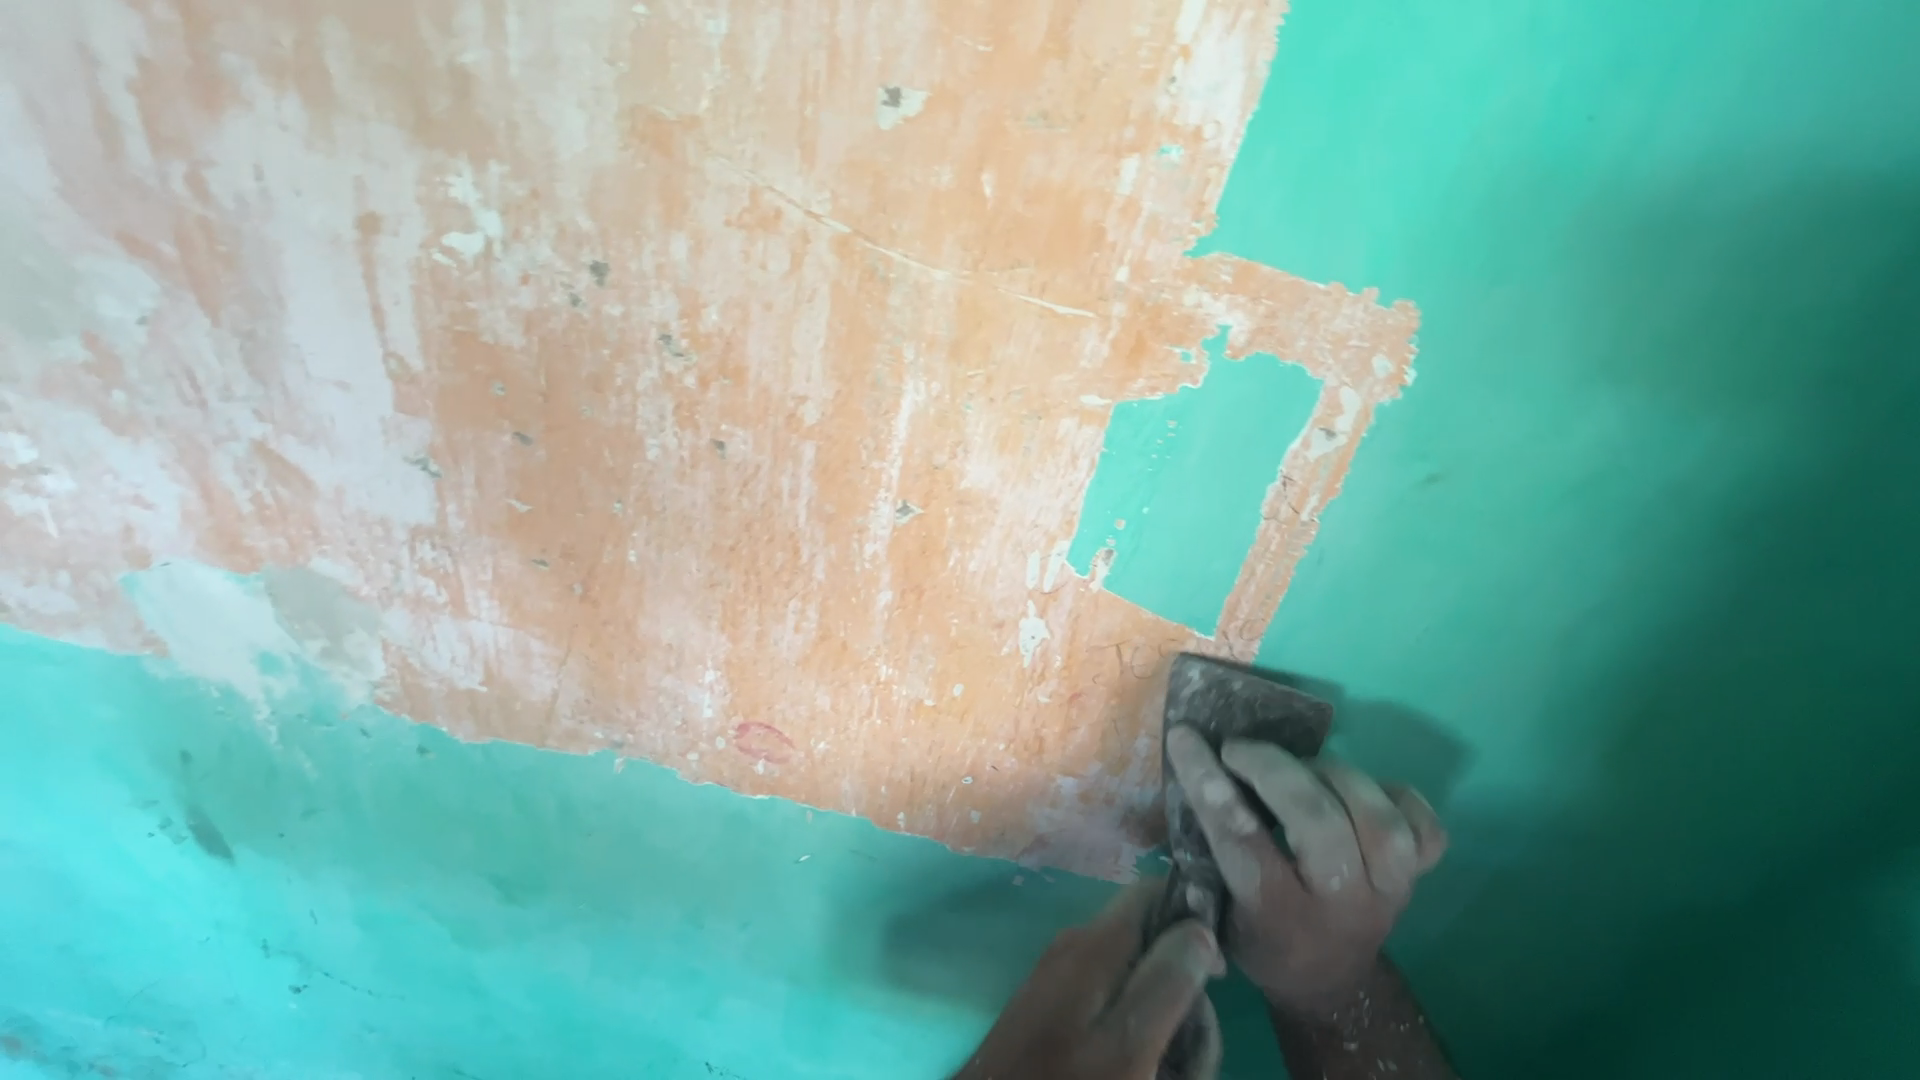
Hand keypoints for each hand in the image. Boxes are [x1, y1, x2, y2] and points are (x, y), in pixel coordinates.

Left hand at [952, 878, 1225, 1079]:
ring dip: (1165, 1028)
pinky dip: (1136, 1037)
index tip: (1218, 974)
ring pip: (1139, 982)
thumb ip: (1166, 982)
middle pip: (1152, 944)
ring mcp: (1064, 977)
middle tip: (1188, 1054)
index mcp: (1095, 942)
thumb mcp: (1128, 1045)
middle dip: (1183, 995)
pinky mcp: (1058, 1007)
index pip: (1152, 891)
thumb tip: (1200, 926)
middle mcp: (1078, 945)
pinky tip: (1140, 1072)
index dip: (1193, 919)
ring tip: (1167, 1074)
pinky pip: (1115, 1006)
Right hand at [1165, 726, 1446, 1020]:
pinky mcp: (1420, 879)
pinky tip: (1354, 786)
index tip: (1184, 737)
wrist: (1330, 981)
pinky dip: (1393, 794)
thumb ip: (1198, 853)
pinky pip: (1424, 827)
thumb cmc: (1258, 938)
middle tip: (1236, 747)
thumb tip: (1181, 776)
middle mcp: (1341, 904)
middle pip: (1318, 823)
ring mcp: (1390, 891)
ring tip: (1294, 763)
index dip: (1208, 781)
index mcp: (1279, 916)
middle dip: (1272, 769)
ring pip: (1378, 819)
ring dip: (1330, 773)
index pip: (1241, 839)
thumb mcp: (1213, 911)